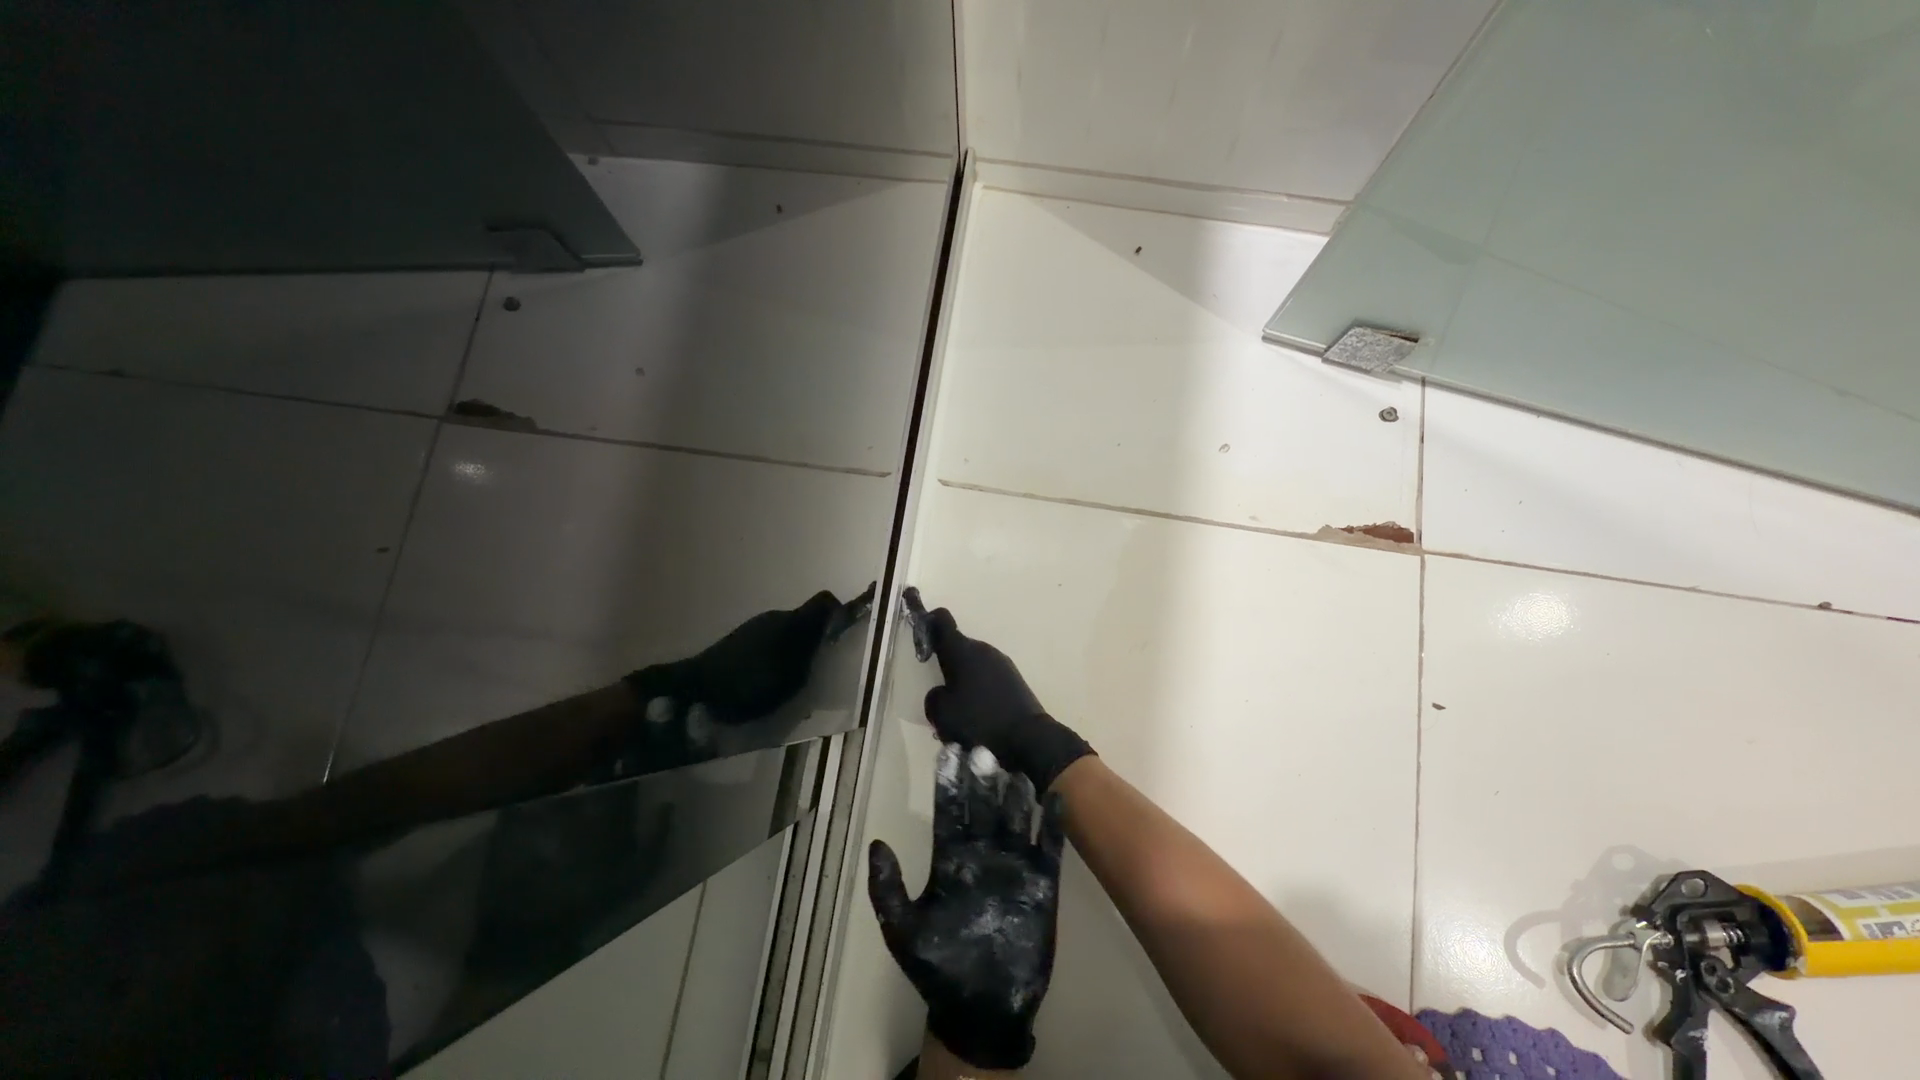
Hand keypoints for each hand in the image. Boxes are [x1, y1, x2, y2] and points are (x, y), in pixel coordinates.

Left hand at [620, 584, 873, 763]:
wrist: (693, 690)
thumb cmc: (748, 686)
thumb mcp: (791, 680)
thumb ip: (813, 658)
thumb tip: (831, 637)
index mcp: (791, 624)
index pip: (825, 602)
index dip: (842, 610)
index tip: (852, 627)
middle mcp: (775, 617)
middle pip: (807, 618)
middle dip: (820, 634)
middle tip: (827, 663)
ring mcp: (755, 626)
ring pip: (789, 630)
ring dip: (798, 646)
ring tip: (799, 676)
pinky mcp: (741, 638)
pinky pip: (772, 639)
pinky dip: (780, 652)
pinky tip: (773, 677)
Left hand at [868, 743, 1065, 1071]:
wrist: (981, 1009)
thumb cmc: (937, 969)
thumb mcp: (902, 930)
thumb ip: (887, 888)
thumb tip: (877, 842)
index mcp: (950, 861)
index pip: (950, 811)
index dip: (950, 782)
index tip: (950, 750)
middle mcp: (982, 855)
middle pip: (983, 807)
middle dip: (982, 779)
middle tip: (983, 748)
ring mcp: (1014, 867)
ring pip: (1016, 819)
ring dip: (1015, 794)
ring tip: (1014, 768)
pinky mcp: (1042, 885)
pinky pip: (1049, 847)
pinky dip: (1052, 824)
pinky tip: (1054, 800)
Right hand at [912, 597, 1091, 792]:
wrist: (1028, 737)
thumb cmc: (979, 721)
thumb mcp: (941, 714)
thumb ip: (934, 697)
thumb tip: (942, 693)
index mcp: (962, 651)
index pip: (943, 621)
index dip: (928, 620)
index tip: (920, 628)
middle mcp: (983, 650)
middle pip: (958, 648)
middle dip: (946, 665)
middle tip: (939, 690)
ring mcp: (1002, 663)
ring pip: (973, 665)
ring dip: (964, 680)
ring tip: (959, 710)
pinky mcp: (1015, 679)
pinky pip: (988, 678)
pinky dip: (979, 690)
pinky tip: (978, 715)